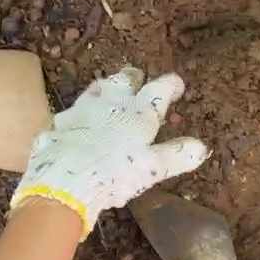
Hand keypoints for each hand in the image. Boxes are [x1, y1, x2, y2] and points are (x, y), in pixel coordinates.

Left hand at [10, 67, 208, 238]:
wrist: (65, 181)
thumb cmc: (116, 173)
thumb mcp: (153, 168)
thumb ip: (176, 155)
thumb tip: (201, 147)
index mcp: (138, 111)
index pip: (159, 89)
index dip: (170, 85)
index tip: (176, 84)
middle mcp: (110, 102)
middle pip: (124, 80)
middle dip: (133, 78)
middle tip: (138, 79)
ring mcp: (81, 110)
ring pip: (95, 89)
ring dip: (104, 89)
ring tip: (108, 92)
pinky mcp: (59, 124)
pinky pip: (71, 114)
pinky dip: (78, 116)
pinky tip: (77, 124)